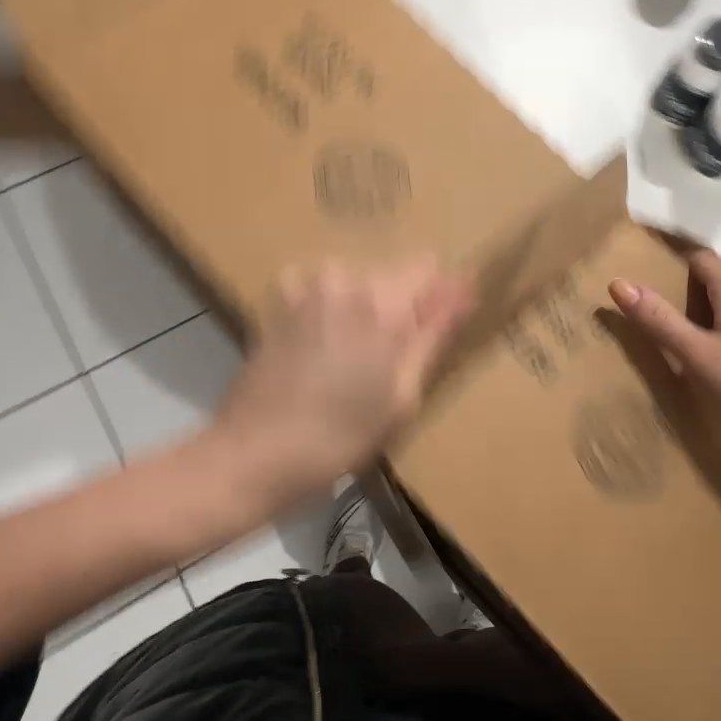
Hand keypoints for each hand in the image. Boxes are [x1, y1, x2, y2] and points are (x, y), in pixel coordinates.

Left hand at [209, 256, 474, 511]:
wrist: (256, 453)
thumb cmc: (340, 436)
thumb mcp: (402, 396)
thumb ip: (433, 336)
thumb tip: (465, 293)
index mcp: (385, 305)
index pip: (429, 267)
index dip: (440, 293)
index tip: (443, 322)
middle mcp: (348, 282)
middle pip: (392, 275)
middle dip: (402, 305)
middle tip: (395, 356)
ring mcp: (308, 288)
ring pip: (356, 281)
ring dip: (363, 306)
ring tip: (356, 355)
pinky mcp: (279, 301)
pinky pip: (317, 287)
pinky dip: (326, 306)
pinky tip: (320, 342)